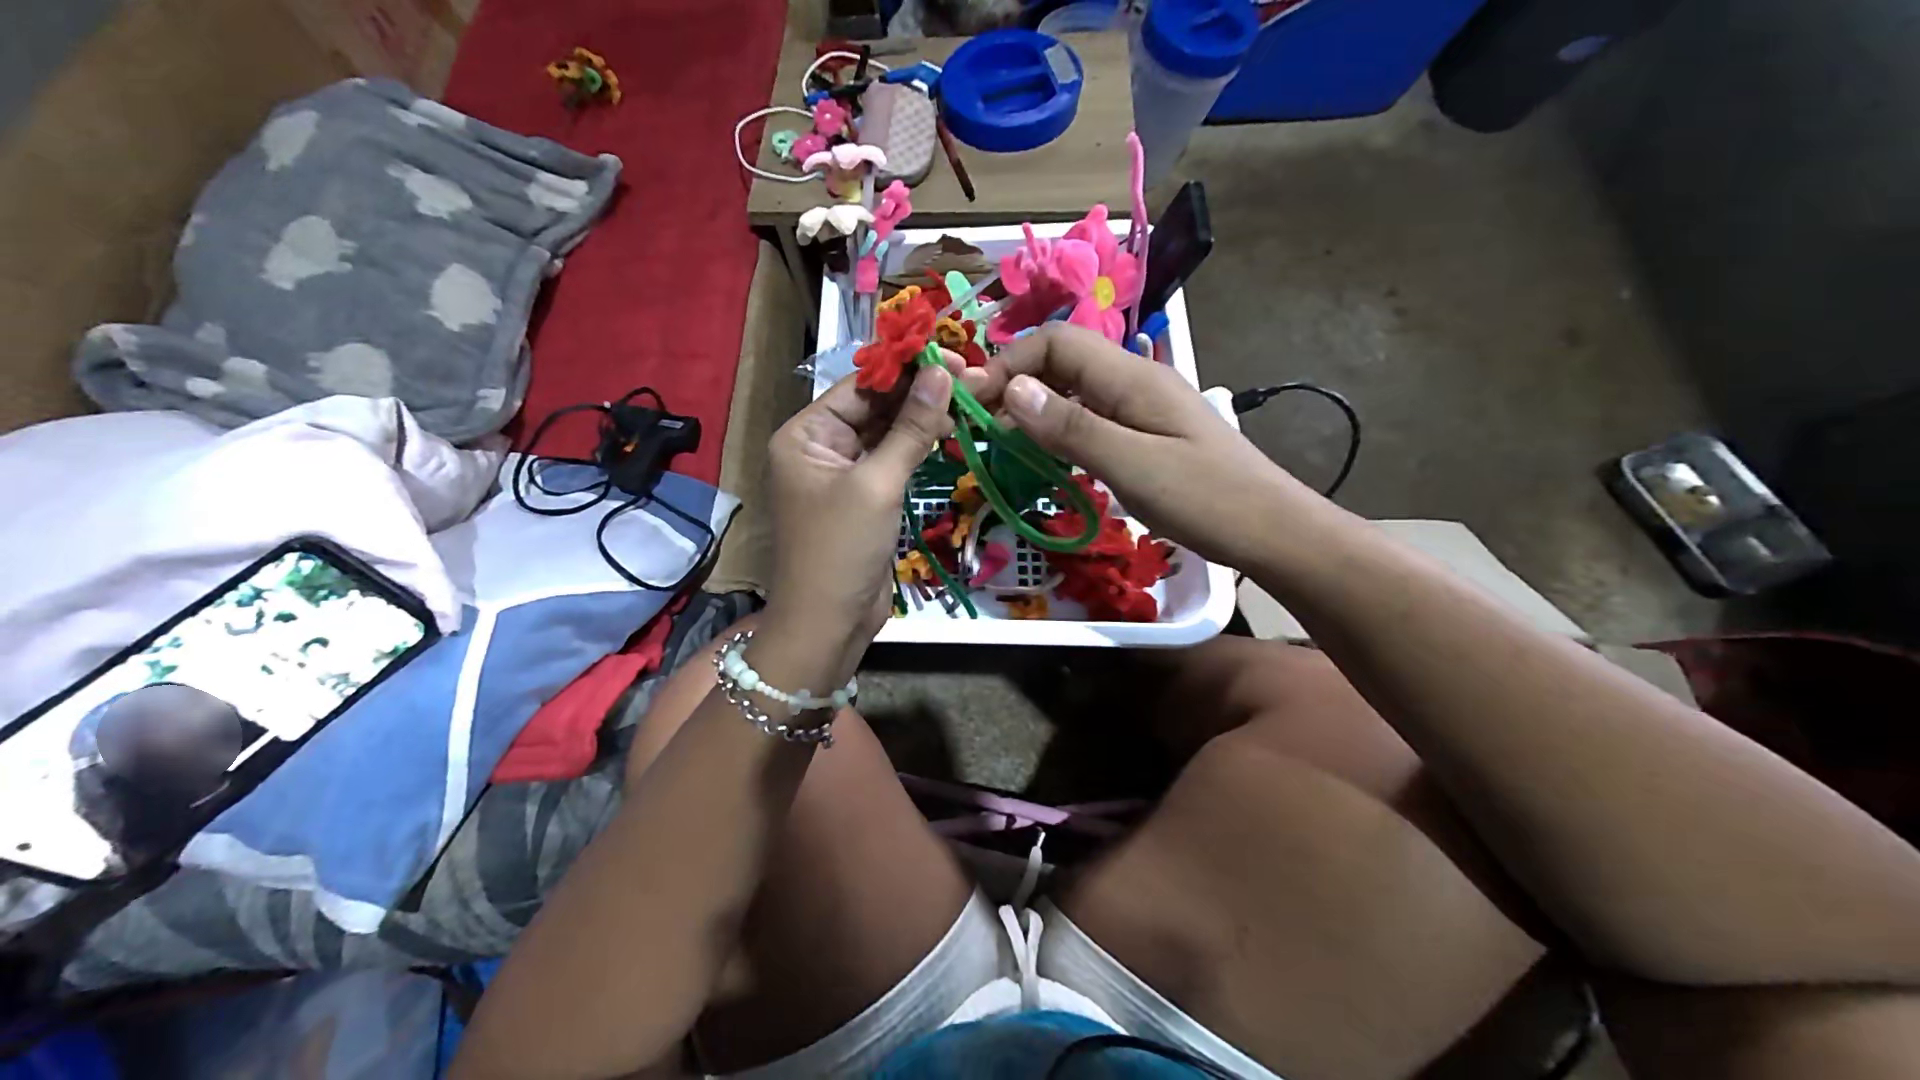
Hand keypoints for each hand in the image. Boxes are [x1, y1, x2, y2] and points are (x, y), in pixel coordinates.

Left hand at [764, 359, 959, 652]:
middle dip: (921, 393)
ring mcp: (842, 473)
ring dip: (924, 418)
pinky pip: (892, 460)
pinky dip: (919, 447)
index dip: (907, 369)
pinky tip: (950, 431)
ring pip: (887, 432)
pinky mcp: (863, 497)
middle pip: (875, 406)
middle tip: (974, 378)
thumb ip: (911, 428)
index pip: (861, 386)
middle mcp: (819, 446)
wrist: (827, 624)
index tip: (953, 356)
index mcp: (805, 434)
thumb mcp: (877, 483)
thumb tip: (942, 373)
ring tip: (971, 400)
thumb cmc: (841, 549)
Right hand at [971, 323, 1327, 570]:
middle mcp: (1134, 380)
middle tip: (978, 427)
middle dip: (1014, 383)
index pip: (1055, 342)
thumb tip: (1012, 390)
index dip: (1009, 363)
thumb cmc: (1206, 499)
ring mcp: (1142, 406)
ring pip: (1073, 389)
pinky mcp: (1146, 432)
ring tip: (1001, 442)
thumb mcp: (1132, 466)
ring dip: (1033, 407)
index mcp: (1131, 377)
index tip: (973, 402)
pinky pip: (1090, 415)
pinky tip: (1045, 455)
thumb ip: (1071, 428)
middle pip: (1062, 361)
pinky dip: (1058, 428)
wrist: (1271, 529)